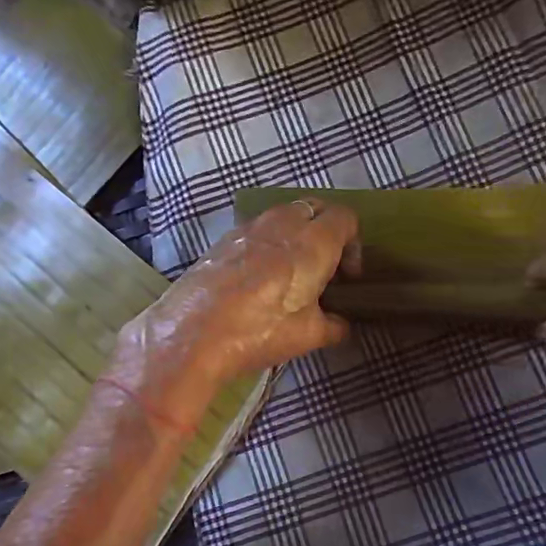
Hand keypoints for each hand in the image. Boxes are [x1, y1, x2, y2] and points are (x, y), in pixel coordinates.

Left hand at [111, 199, 359, 415]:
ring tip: (291, 274)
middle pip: (315, 209)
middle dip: (326, 232)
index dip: (353, 244)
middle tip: (323, 269)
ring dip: (295, 236)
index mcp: (313, 242)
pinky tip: (259, 280)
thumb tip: (342, 324)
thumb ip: (334, 326)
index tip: (347, 276)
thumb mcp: (308, 336)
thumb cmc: (260, 331)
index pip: (345, 218)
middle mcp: (283, 224)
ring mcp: (249, 228)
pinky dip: (268, 244)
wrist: (192, 333)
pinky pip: (257, 230)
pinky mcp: (223, 240)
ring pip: (284, 216)